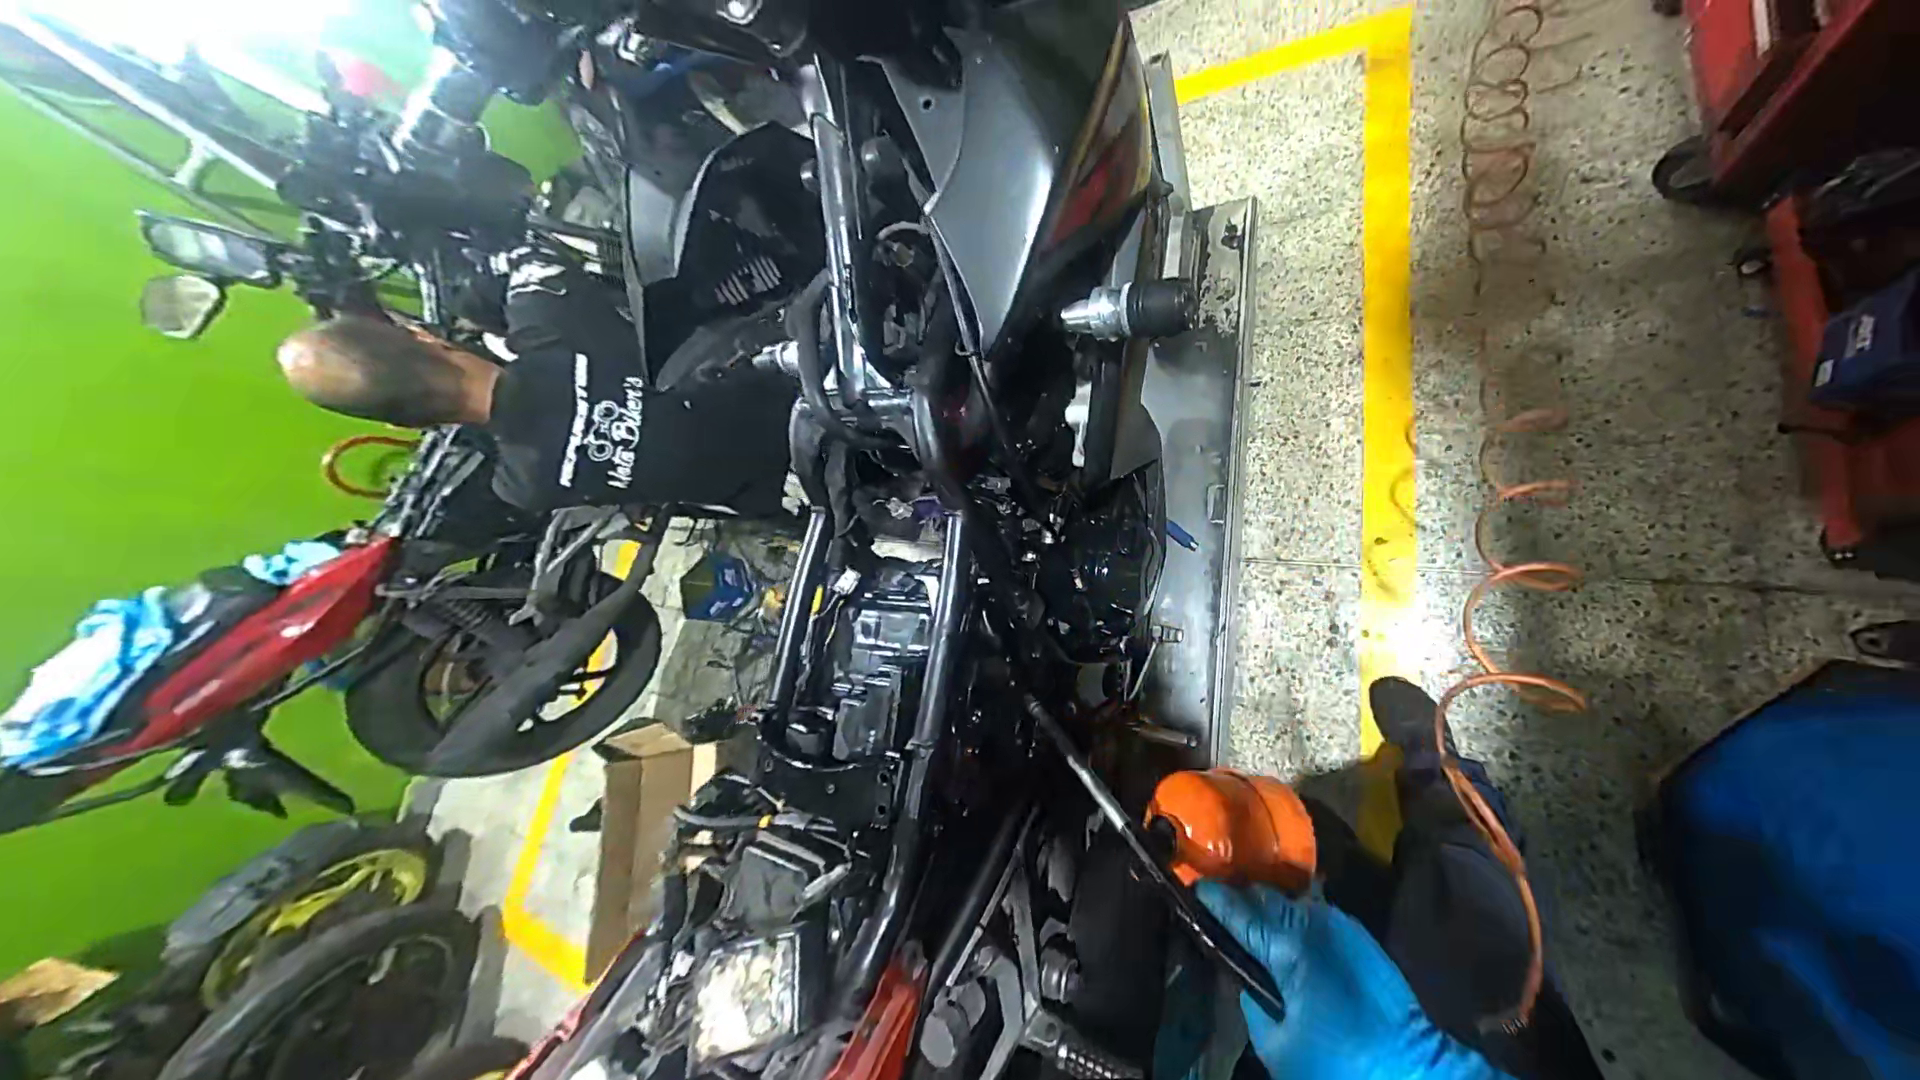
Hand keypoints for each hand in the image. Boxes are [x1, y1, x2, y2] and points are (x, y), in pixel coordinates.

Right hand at [1196, 883, 1511, 1079]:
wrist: (1422, 1078)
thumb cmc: (1342, 1070)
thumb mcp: (1277, 1046)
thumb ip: (1251, 1002)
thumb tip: (1245, 977)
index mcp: (1286, 945)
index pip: (1235, 908)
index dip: (1209, 897)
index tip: (1191, 888)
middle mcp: (1311, 922)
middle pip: (1261, 895)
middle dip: (1239, 901)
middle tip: (1221, 913)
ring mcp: (1339, 925)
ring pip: (1288, 903)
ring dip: (1268, 912)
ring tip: (1254, 926)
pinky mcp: (1360, 936)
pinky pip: (1314, 917)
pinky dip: (1296, 923)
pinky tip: (1289, 943)